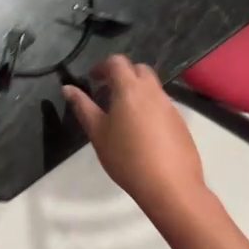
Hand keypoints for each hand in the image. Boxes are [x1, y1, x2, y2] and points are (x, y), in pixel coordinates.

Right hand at [62, 55, 205, 212]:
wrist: (170, 186)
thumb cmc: (127, 158)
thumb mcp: (97, 133)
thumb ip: (83, 107)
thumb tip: (68, 88)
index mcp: (130, 89)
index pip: (117, 62)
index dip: (102, 66)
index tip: (93, 80)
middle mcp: (153, 92)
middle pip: (138, 69)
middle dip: (122, 74)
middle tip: (108, 93)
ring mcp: (170, 107)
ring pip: (152, 87)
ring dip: (136, 91)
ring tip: (123, 114)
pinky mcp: (181, 123)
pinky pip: (162, 105)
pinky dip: (149, 107)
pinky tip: (142, 132)